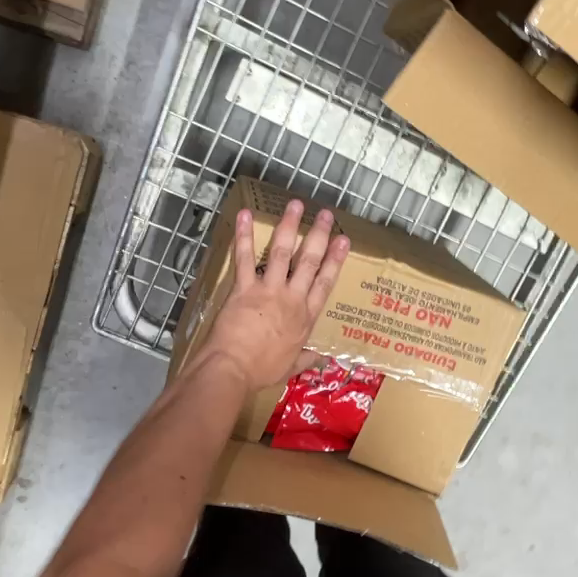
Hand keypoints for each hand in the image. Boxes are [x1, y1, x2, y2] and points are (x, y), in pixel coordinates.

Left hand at [193, 198, 351, 389]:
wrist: (233, 370)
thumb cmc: (262, 371)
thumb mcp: (291, 366)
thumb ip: (308, 359)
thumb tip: (325, 359)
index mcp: (305, 317)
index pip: (325, 283)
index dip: (335, 260)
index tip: (343, 240)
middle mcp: (291, 298)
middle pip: (309, 261)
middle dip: (318, 235)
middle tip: (325, 214)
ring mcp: (268, 290)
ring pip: (282, 252)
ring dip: (289, 226)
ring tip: (296, 204)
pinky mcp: (244, 288)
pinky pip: (245, 258)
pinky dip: (245, 235)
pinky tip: (246, 215)